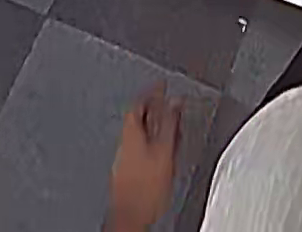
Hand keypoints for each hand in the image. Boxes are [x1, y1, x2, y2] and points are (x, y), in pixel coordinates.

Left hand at [106, 82, 181, 231]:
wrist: (131, 218)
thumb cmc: (145, 186)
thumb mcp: (165, 148)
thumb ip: (170, 122)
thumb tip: (175, 100)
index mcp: (131, 135)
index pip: (138, 104)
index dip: (151, 92)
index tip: (161, 83)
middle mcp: (125, 145)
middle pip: (138, 118)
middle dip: (154, 108)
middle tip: (167, 100)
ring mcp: (125, 160)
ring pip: (140, 133)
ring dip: (155, 124)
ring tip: (170, 121)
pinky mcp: (128, 172)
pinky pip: (142, 147)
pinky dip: (153, 140)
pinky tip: (164, 146)